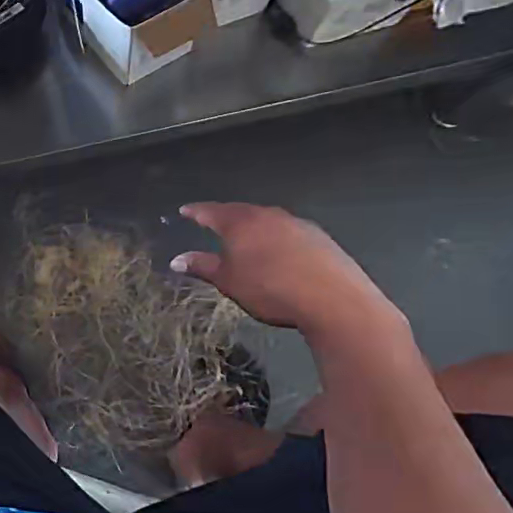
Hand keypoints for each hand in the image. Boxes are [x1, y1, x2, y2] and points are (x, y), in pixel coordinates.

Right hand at [170, 202, 403, 343]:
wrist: (336, 302)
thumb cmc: (270, 289)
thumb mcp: (228, 281)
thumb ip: (202, 266)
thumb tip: (176, 260)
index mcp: (241, 223)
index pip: (211, 211)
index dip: (196, 212)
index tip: (184, 211)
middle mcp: (268, 216)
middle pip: (241, 212)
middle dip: (225, 217)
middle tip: (212, 223)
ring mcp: (298, 225)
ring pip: (267, 220)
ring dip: (253, 227)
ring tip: (244, 239)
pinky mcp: (321, 239)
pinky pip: (288, 232)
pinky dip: (276, 238)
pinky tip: (277, 254)